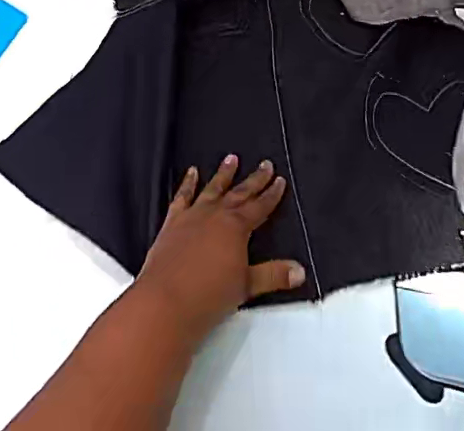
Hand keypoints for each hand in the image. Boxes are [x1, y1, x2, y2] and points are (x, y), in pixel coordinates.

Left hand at [134, 155, 305, 337]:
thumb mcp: (247, 287)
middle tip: (265, 164)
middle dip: (255, 179)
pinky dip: (188, 184)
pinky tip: (192, 174)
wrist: (164, 304)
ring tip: (231, 159)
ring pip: (213, 189)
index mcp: (237, 227)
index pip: (261, 206)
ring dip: (224, 174)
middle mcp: (216, 215)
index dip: (272, 193)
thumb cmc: (207, 296)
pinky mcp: (172, 224)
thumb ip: (273, 276)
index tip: (279, 180)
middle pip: (241, 193)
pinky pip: (182, 197)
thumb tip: (299, 272)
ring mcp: (193, 217)